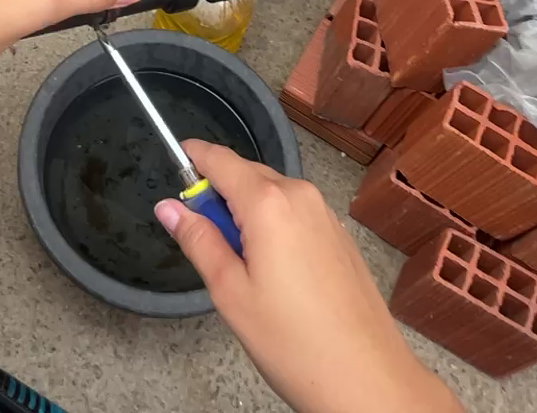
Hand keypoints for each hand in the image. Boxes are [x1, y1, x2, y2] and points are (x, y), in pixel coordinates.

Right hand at [156, 141, 463, 412]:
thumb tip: (167, 206)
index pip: (220, 159)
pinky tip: (275, 272)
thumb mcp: (230, 293)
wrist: (369, 380)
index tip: (176, 162)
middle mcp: (300, 194)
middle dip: (219, 193)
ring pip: (272, 192)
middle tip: (203, 236)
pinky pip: (295, 211)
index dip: (194, 157)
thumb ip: (197, 240)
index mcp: (268, 203)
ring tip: (241, 265)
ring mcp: (324, 212)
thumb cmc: (294, 341)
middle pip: (246, 173)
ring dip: (247, 210)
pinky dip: (274, 223)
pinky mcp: (339, 233)